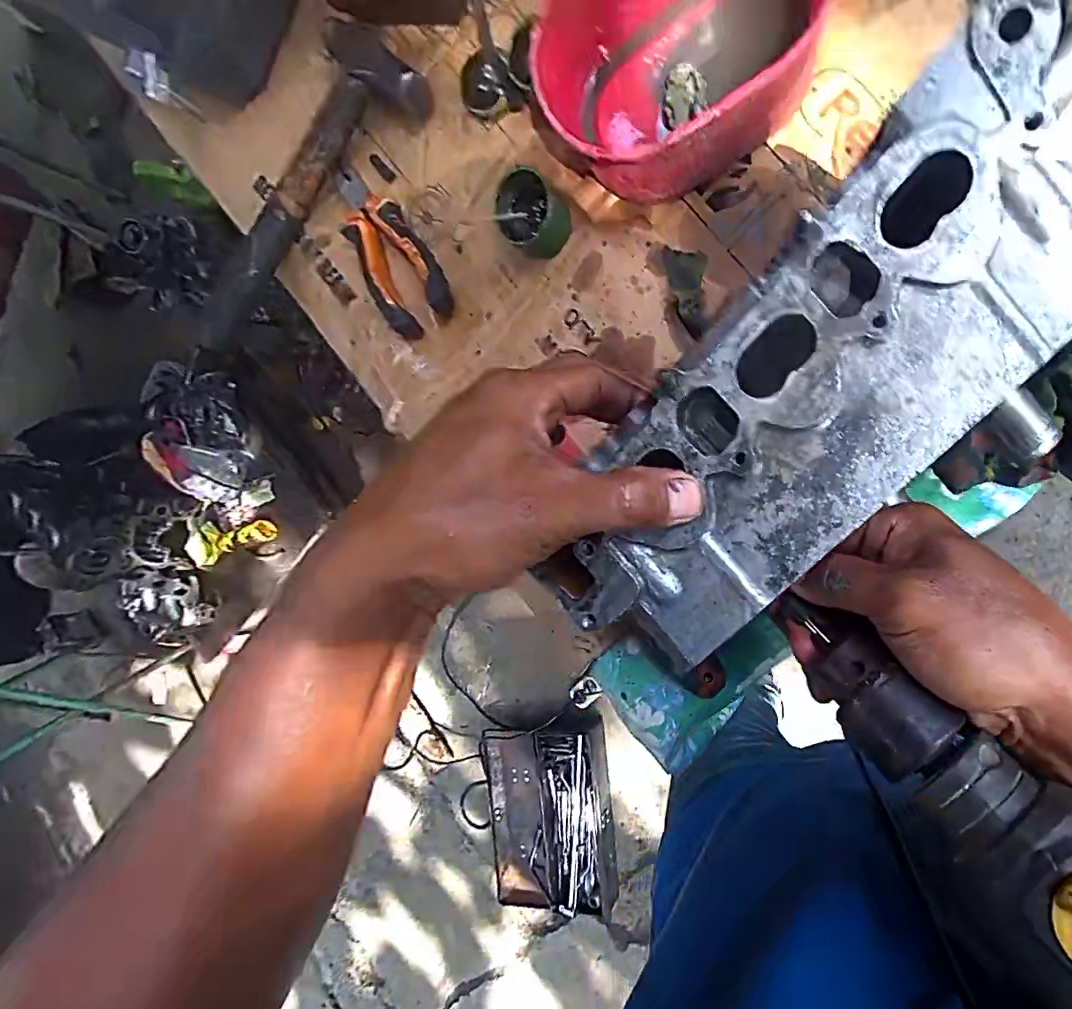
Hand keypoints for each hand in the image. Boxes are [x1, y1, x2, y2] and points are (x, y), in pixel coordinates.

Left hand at [312, 358, 702, 610]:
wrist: (378, 571)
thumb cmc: (466, 520)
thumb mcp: (556, 507)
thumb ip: (627, 499)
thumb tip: (693, 493)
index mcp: (518, 395)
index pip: (592, 374)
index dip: (636, 392)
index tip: (673, 420)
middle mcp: (497, 409)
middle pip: (573, 408)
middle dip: (617, 434)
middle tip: (656, 460)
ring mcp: (480, 446)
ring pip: (552, 448)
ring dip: (591, 472)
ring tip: (626, 499)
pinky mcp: (470, 481)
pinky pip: (530, 479)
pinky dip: (560, 499)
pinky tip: (578, 535)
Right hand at [791, 503, 1071, 750]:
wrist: (1042, 702)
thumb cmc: (979, 635)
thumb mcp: (905, 599)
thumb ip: (842, 582)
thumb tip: (793, 575)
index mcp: (904, 529)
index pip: (832, 536)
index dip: (800, 566)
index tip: (775, 601)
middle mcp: (902, 562)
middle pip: (832, 582)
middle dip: (813, 617)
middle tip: (802, 650)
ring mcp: (906, 606)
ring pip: (843, 621)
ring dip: (826, 649)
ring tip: (822, 678)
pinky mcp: (909, 645)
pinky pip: (863, 648)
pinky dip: (846, 666)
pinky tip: (837, 685)